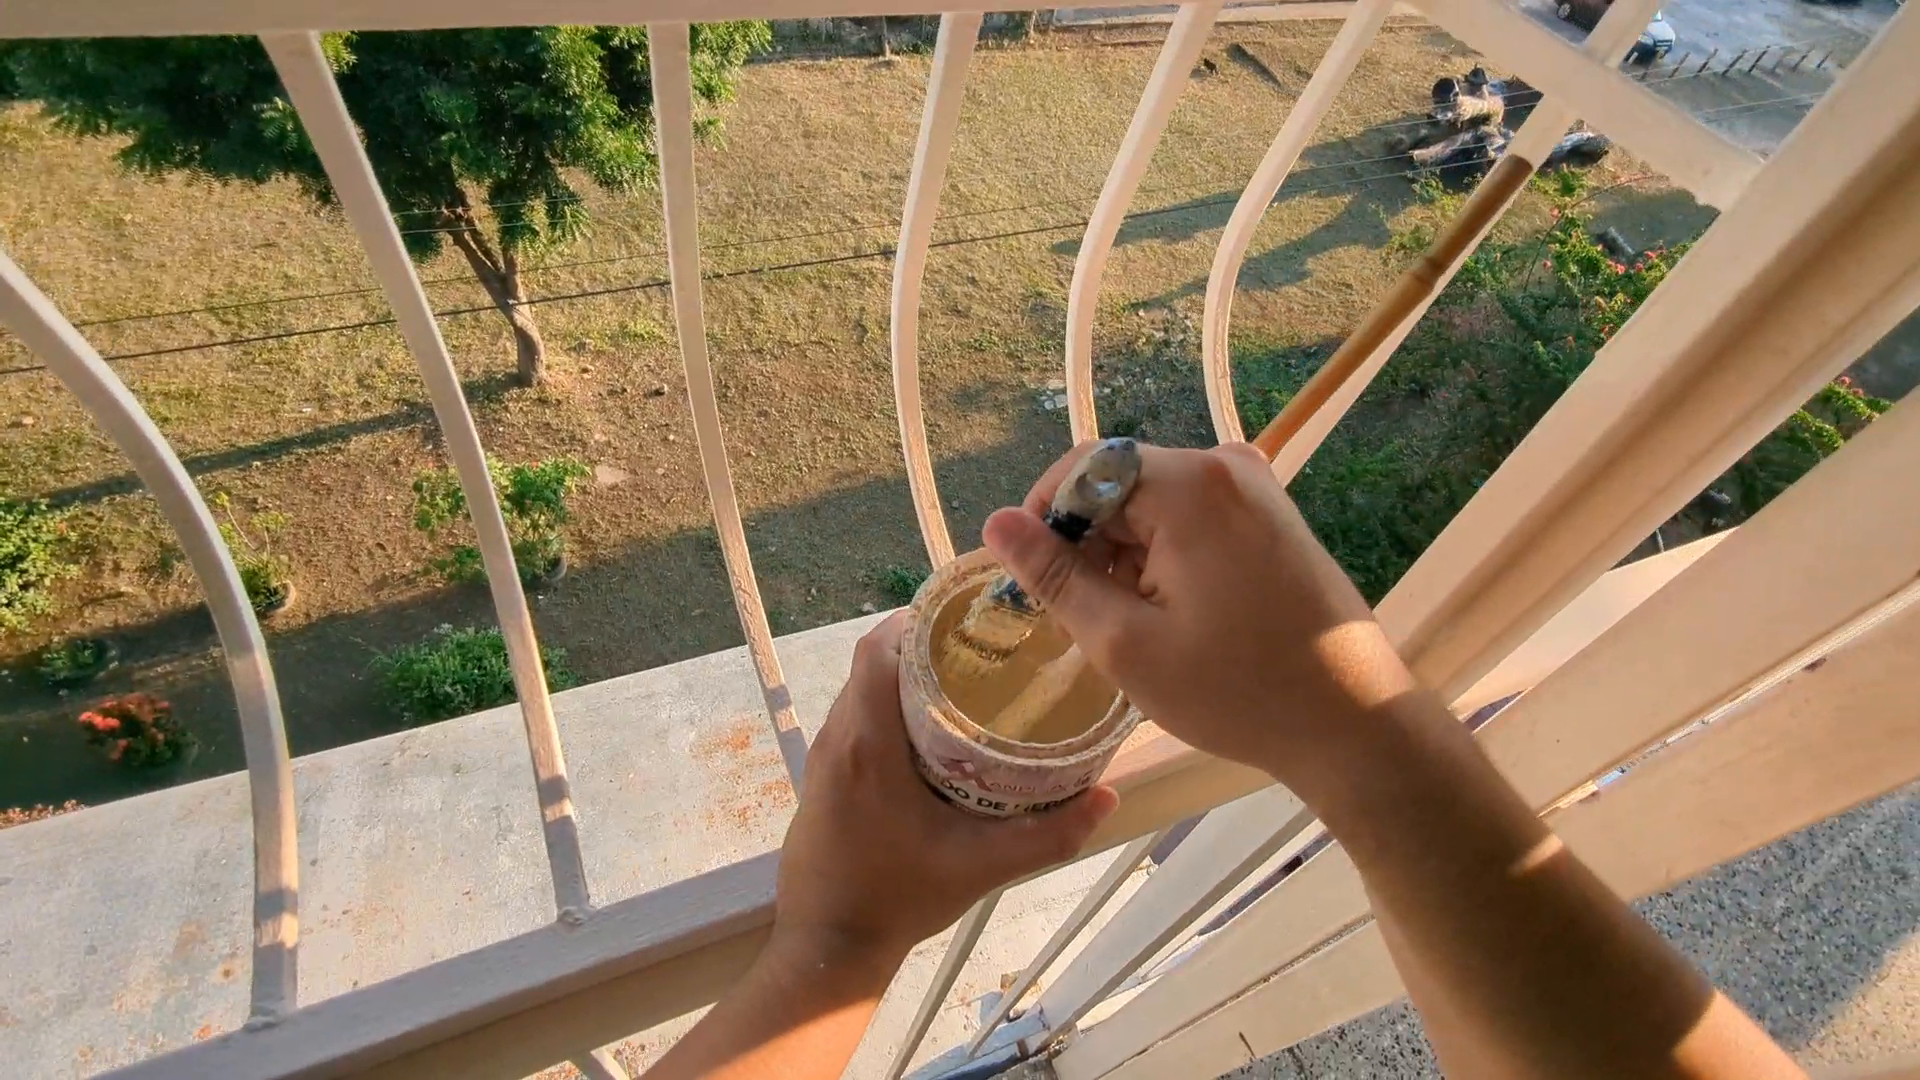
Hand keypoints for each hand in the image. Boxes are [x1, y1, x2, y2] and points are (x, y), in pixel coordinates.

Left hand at [773, 614, 1117, 964]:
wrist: (827, 945)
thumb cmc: (900, 897)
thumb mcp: (981, 867)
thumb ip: (1048, 835)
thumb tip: (1107, 795)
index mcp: (869, 744)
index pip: (878, 652)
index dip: (915, 623)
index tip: (964, 620)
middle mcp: (840, 736)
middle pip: (872, 661)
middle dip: (920, 643)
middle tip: (978, 648)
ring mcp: (825, 753)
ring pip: (861, 686)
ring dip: (902, 673)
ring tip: (960, 676)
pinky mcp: (822, 771)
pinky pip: (853, 713)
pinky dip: (885, 700)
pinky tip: (927, 723)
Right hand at [981, 442, 1418, 795]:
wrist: (1354, 723)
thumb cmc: (1235, 690)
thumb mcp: (1124, 641)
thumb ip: (1054, 575)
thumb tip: (995, 523)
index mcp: (1189, 485)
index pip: (1082, 468)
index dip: (1044, 518)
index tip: (1035, 579)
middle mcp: (1223, 465)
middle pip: (1117, 483)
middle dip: (1086, 544)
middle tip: (1084, 618)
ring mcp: (1253, 487)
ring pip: (1150, 503)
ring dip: (1122, 555)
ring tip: (1129, 624)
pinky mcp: (1268, 513)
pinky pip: (1187, 516)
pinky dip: (1159, 555)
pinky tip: (1166, 610)